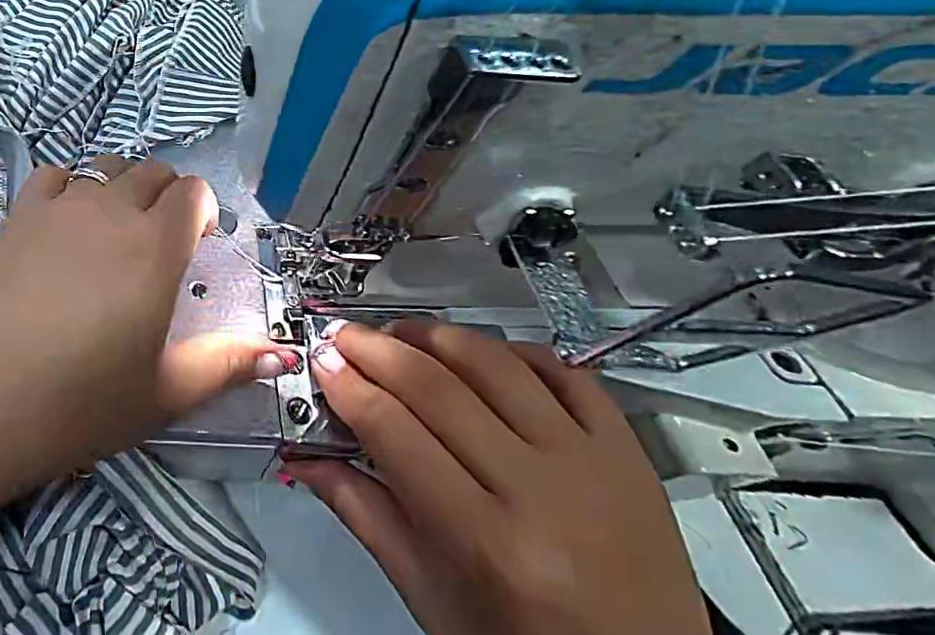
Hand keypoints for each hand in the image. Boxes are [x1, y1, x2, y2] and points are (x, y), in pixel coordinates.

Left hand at [0, 157, 299, 524]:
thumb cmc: (78, 402)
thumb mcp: (164, 392)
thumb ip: (227, 363)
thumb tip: (283, 354)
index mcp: (155, 248)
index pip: (194, 193)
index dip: (203, 212)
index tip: (199, 246)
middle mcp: (112, 212)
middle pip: (155, 172)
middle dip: (169, 198)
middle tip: (161, 245)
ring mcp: (61, 207)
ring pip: (107, 166)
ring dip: (123, 187)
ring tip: (115, 231)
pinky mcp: (18, 214)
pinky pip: (54, 175)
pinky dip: (70, 186)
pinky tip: (66, 222)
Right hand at [284, 320, 707, 634]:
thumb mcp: (436, 601)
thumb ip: (368, 519)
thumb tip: (311, 461)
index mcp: (491, 547)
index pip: (396, 434)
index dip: (349, 388)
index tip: (324, 365)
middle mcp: (544, 493)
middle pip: (437, 387)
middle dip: (377, 350)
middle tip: (345, 339)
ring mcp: (591, 460)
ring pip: (493, 362)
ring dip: (435, 335)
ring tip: (400, 332)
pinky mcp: (623, 446)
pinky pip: (561, 369)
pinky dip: (511, 349)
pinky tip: (479, 351)